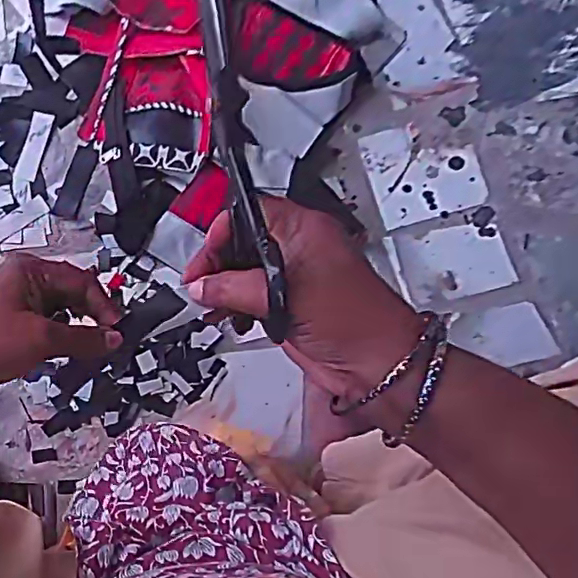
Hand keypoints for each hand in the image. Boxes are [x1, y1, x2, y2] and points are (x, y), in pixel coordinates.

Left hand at [0, 255, 123, 394]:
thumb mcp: (42, 339)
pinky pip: (43, 323)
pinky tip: (61, 350)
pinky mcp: (8, 321)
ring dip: (74, 328)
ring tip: (84, 347)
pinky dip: (57, 336)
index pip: (80, 280)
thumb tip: (111, 338)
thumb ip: (84, 338)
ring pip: (58, 310)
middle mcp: (20, 279)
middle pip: (70, 292)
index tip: (116, 328)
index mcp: (28, 269)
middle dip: (90, 316)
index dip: (103, 305)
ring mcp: (13, 299)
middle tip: (106, 338)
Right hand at [181, 197, 423, 401]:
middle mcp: (297, 249)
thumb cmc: (356, 324)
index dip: (222, 232)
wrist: (376, 365)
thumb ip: (234, 287)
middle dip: (216, 263)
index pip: (249, 212)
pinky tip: (226, 315)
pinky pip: (247, 294)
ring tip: (211, 303)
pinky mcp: (285, 303)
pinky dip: (231, 304)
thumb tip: (202, 286)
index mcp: (305, 230)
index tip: (206, 260)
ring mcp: (290, 277)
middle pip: (240, 242)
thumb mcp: (283, 295)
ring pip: (240, 270)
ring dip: (220, 287)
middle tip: (200, 284)